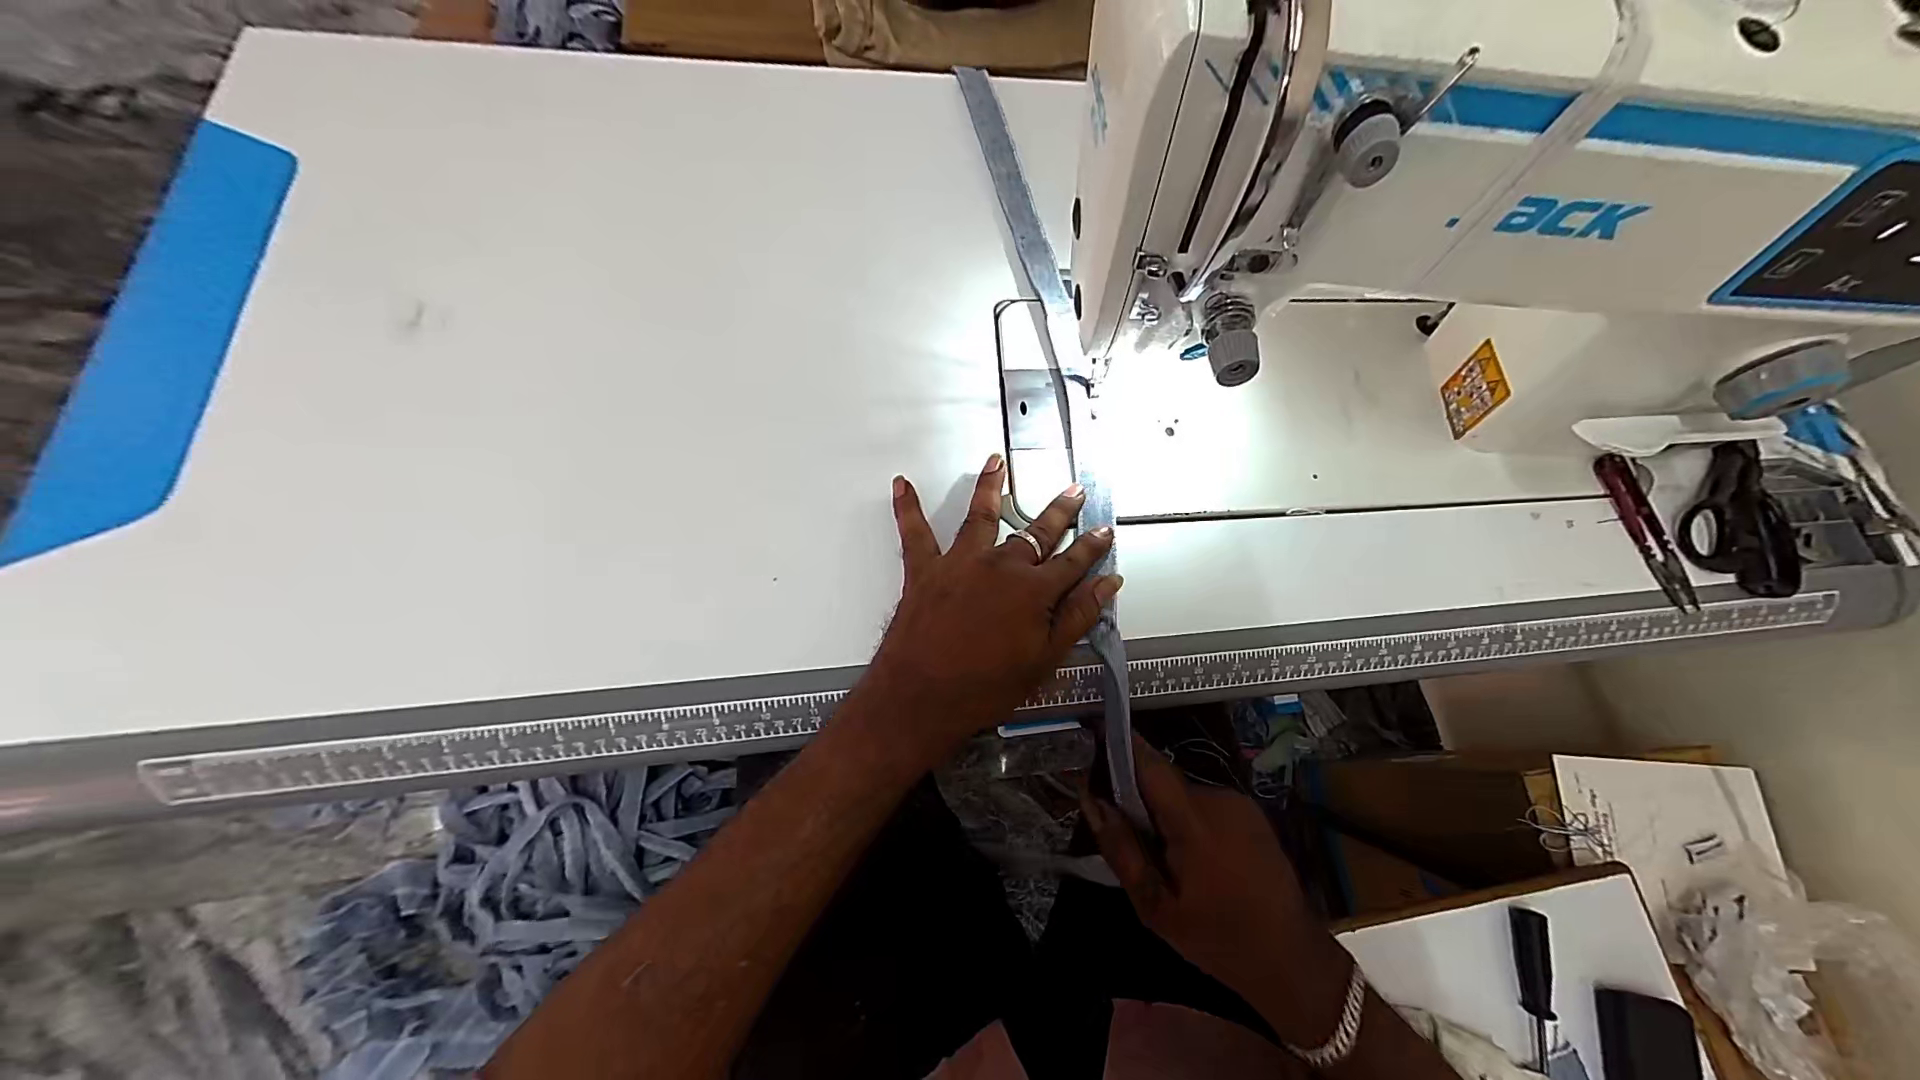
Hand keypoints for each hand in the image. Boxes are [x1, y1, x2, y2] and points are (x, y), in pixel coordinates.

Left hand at [865, 453, 1121, 758]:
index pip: (1072, 561)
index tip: (1103, 531)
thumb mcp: (1044, 660)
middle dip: (1058, 511)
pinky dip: (908, 507)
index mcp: (1032, 591)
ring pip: (981, 516)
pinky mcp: (925, 571)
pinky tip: (903, 485)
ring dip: (990, 487)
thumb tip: (1106, 586)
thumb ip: (1078, 617)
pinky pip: (914, 532)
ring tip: (995, 463)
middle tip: (1073, 492)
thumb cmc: (981, 687)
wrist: (921, 696)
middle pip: (1036, 532)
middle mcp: (999, 567)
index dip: (1091, 545)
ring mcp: (960, 564)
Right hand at [1083, 738, 1346, 1035]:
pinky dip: (1189, 818)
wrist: (1293, 960)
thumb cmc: (1219, 939)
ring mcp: (1240, 803)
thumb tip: (1091, 800)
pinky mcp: (1252, 812)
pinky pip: (1205, 803)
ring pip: (1183, 793)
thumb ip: (1121, 849)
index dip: (1121, 743)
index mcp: (1195, 821)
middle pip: (1163, 781)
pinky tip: (1194, 857)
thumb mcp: (1156, 907)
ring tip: (1165, 857)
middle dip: (1140, 797)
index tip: (1094, 726)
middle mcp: (1219, 799)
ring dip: (1165, 812)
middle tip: (1127, 834)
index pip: (1150, 764)